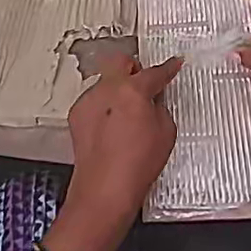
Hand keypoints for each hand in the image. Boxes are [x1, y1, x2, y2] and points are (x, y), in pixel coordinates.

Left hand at [65, 53, 183, 226]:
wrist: (105, 188)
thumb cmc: (135, 165)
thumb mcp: (166, 132)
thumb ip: (160, 107)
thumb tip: (153, 101)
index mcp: (132, 90)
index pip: (155, 72)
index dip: (168, 68)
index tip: (173, 65)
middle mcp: (107, 89)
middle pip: (121, 62)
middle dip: (135, 69)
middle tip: (144, 85)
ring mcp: (88, 101)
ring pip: (105, 81)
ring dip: (117, 90)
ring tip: (126, 116)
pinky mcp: (77, 114)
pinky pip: (93, 101)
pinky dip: (103, 107)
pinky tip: (112, 128)